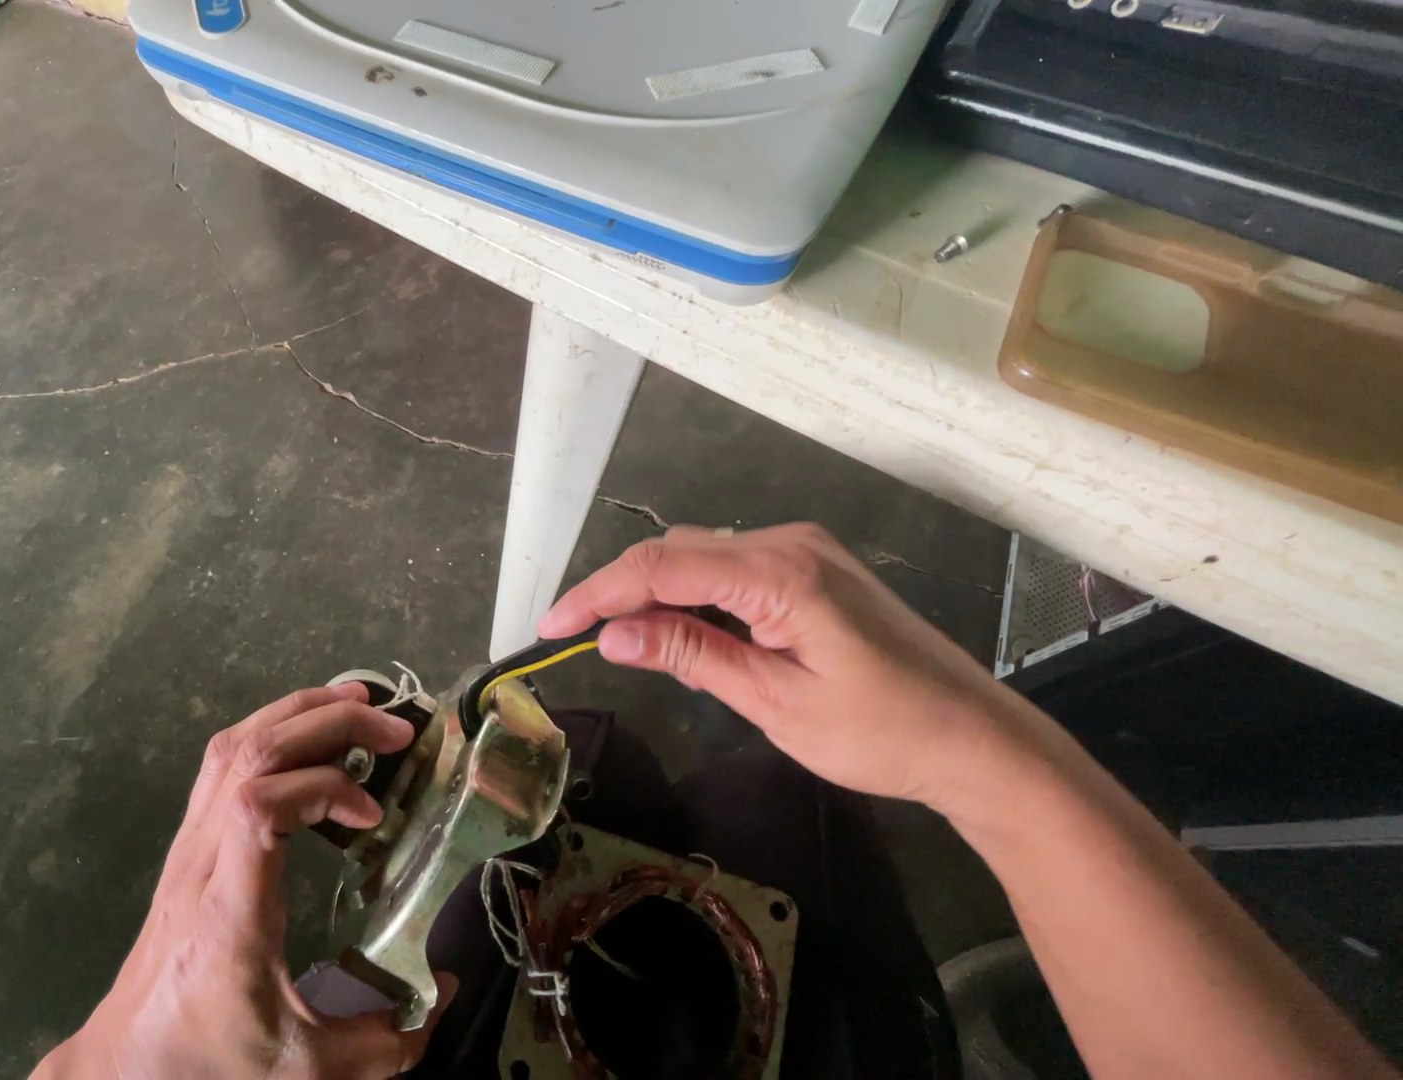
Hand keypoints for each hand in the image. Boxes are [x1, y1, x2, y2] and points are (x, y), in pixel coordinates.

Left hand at [32, 684, 451, 1079]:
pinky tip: (312, 733)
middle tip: (394, 729)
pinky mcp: (192, 836)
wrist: (127, 1060)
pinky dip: (276, 726)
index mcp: (230, 910)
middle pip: (253, 753)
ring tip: (358, 703)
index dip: (323, 788)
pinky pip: (227, 757)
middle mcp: (204, 858)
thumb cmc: (211, 1056)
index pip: (257, 806)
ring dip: (300, 711)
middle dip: (330, 723)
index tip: (371, 816)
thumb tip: (448, 993)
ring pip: (235, 743)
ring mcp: (191, 840)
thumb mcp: (305, 1069)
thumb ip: (385, 1042)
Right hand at [539, 524, 1048, 814]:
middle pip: (675, 552)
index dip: (597, 593)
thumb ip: (689, 655)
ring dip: (651, 592)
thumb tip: (611, 636)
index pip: (660, 566)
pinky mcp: (810, 568)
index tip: (551, 627)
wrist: (978, 741)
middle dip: (617, 590)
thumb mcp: (772, 700)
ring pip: (698, 556)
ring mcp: (801, 550)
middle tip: (575, 636)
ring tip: (615, 637)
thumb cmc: (879, 733)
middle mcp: (786, 542)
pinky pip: (728, 568)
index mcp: (778, 570)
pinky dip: (689, 595)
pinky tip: (673, 628)